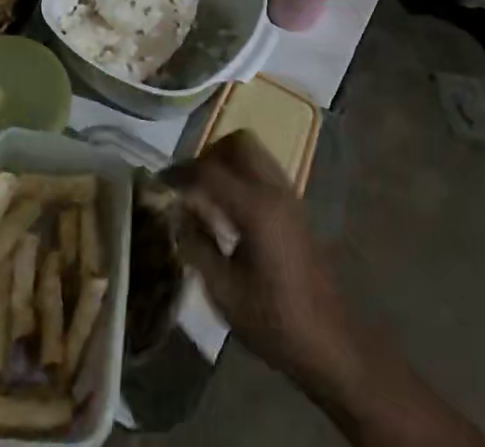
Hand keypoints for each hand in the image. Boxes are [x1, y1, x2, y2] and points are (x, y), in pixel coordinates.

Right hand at [170, 132, 359, 391]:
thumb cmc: (272, 320)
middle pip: (239, 143)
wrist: (326, 340)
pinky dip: (242, 175)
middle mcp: (276, 191)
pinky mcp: (296, 208)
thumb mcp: (223, 290)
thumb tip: (177, 214)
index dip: (180, 172)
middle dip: (208, 154)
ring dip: (227, 162)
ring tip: (203, 194)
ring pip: (255, 153)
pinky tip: (227, 209)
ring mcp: (291, 197)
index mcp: (257, 208)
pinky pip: (264, 171)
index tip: (158, 182)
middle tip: (186, 182)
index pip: (210, 170)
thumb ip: (196, 245)